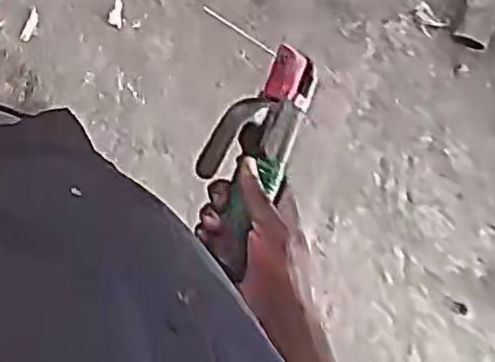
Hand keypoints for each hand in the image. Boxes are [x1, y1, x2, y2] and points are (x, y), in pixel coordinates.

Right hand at [196, 158, 333, 361]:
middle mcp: (260, 229)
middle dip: (222, 197)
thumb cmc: (289, 290)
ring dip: (212, 219)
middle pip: (233, 196)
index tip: (239, 168)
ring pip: (217, 216)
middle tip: (222, 205)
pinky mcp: (225, 261)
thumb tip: (249, 165)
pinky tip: (210, 243)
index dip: (248, 172)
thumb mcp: (276, 232)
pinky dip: (204, 238)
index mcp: (279, 217)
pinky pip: (207, 239)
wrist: (274, 330)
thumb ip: (260, 197)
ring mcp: (242, 246)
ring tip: (217, 230)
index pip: (262, 181)